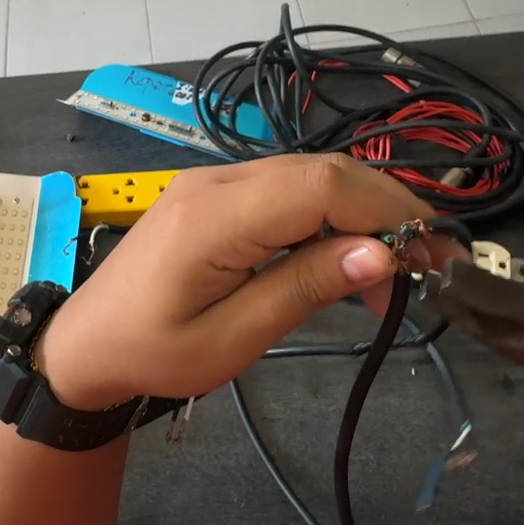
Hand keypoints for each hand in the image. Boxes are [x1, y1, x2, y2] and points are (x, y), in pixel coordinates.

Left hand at [35, 154, 465, 409]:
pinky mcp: (214, 194)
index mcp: (213, 216)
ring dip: (360, 215)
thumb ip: (303, 288)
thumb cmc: (151, 353)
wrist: (88, 340)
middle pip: (321, 171)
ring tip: (392, 275)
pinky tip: (343, 260)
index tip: (435, 255)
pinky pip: (285, 191)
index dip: (387, 210)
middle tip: (430, 267)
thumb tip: (382, 253)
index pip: (320, 186)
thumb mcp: (231, 339)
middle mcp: (215, 182)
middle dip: (386, 209)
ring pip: (309, 176)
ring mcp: (212, 182)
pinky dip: (327, 218)